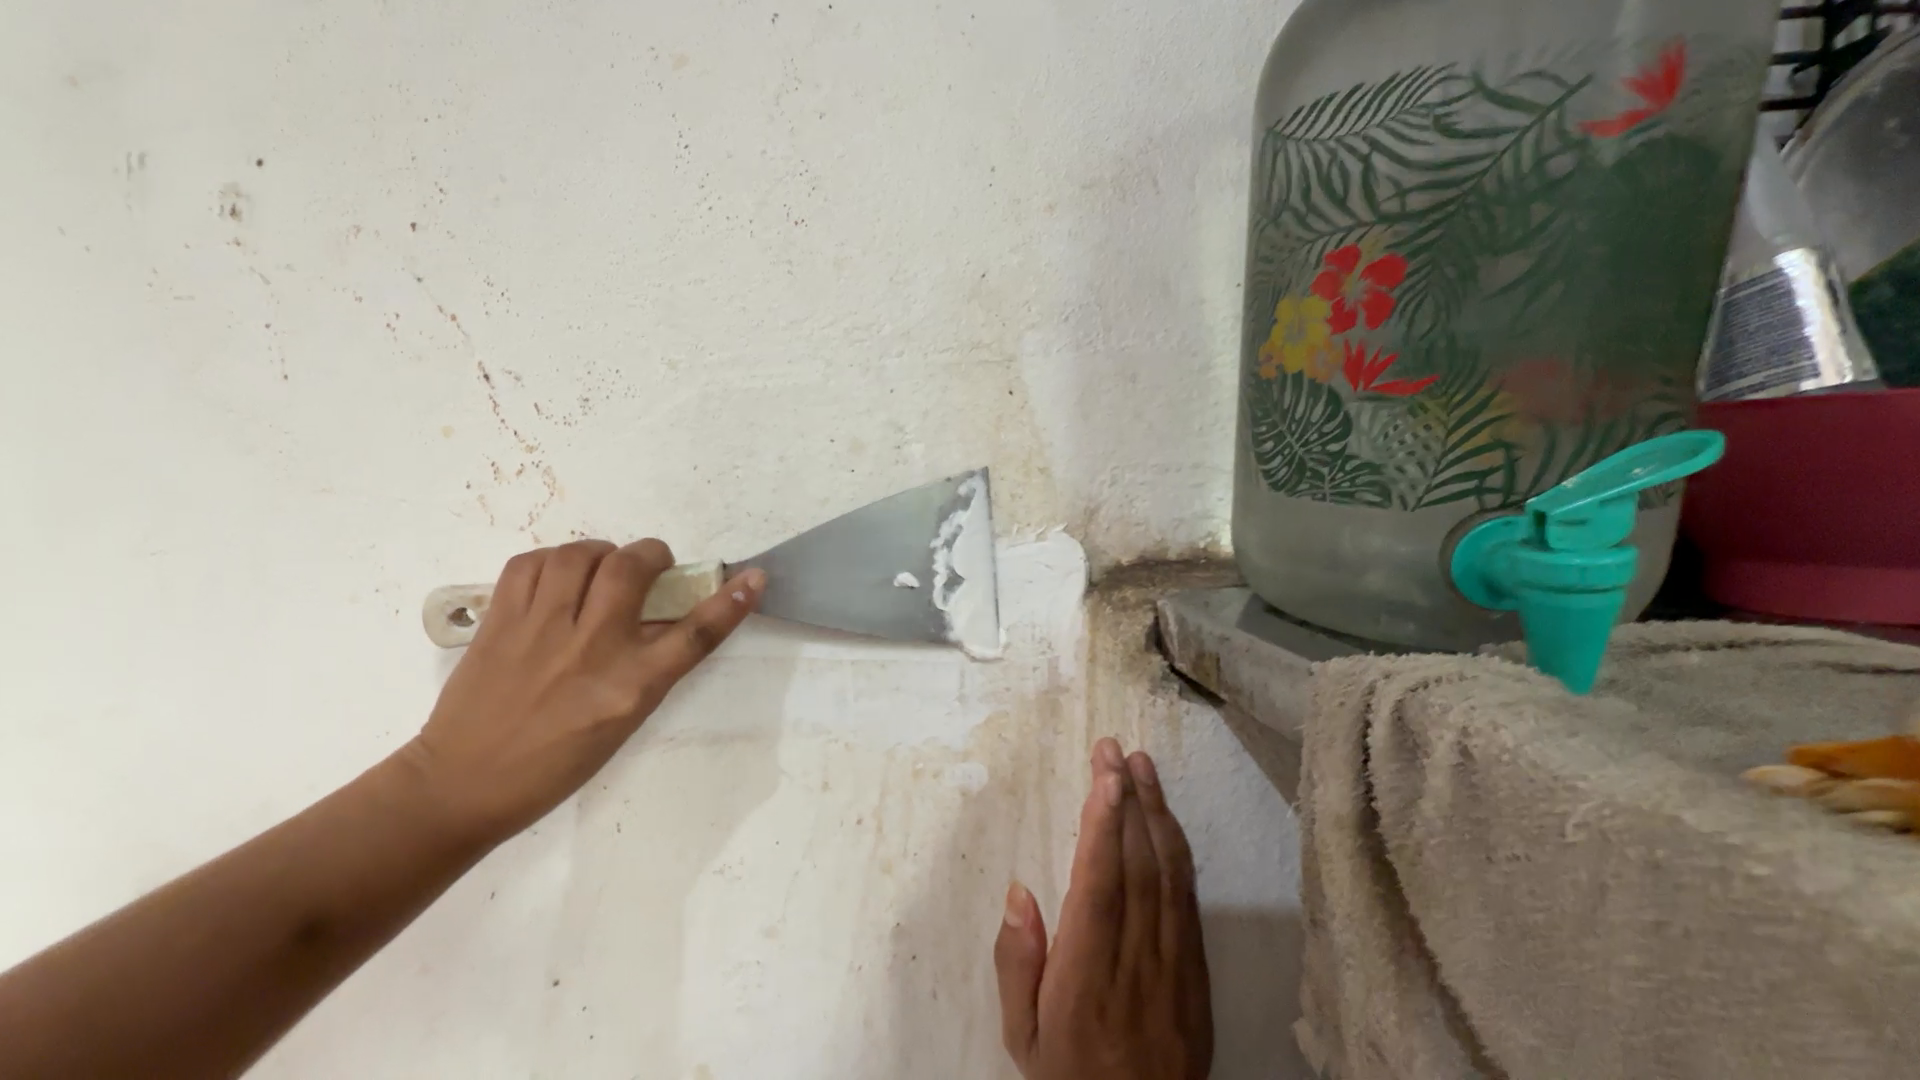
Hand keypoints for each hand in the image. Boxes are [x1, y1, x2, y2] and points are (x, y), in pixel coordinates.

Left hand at [401, 539, 762, 844]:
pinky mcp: (500, 620)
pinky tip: (559, 575)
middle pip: (633, 569)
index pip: (695, 635)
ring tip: (602, 567)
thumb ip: (647, 668)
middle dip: (653, 554)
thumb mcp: (621, 722)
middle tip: (652, 564)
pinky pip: (533, 563)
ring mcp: (541, 630)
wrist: (465, 784)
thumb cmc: (555, 765)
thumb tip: (662, 620)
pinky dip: (554, 559)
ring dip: (603, 551)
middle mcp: (591, 649)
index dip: (730, 602)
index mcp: (630, 687)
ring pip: (582, 555)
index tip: (753, 578)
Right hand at [994, 738, 1213, 1079]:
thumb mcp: (1023, 1038)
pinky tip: (1165, 819)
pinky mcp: (1197, 968)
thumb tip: (1019, 892)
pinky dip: (1178, 850)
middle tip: (1114, 750)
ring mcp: (1175, 963)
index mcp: (1086, 977)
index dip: (1103, 829)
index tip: (1103, 778)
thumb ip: (1016, 965)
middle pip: (1138, 867)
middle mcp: (1135, 961)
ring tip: (1141, 765)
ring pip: (1169, 874)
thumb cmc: (1070, 1077)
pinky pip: (1188, 898)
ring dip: (1156, 813)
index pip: (1100, 889)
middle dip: (1127, 801)